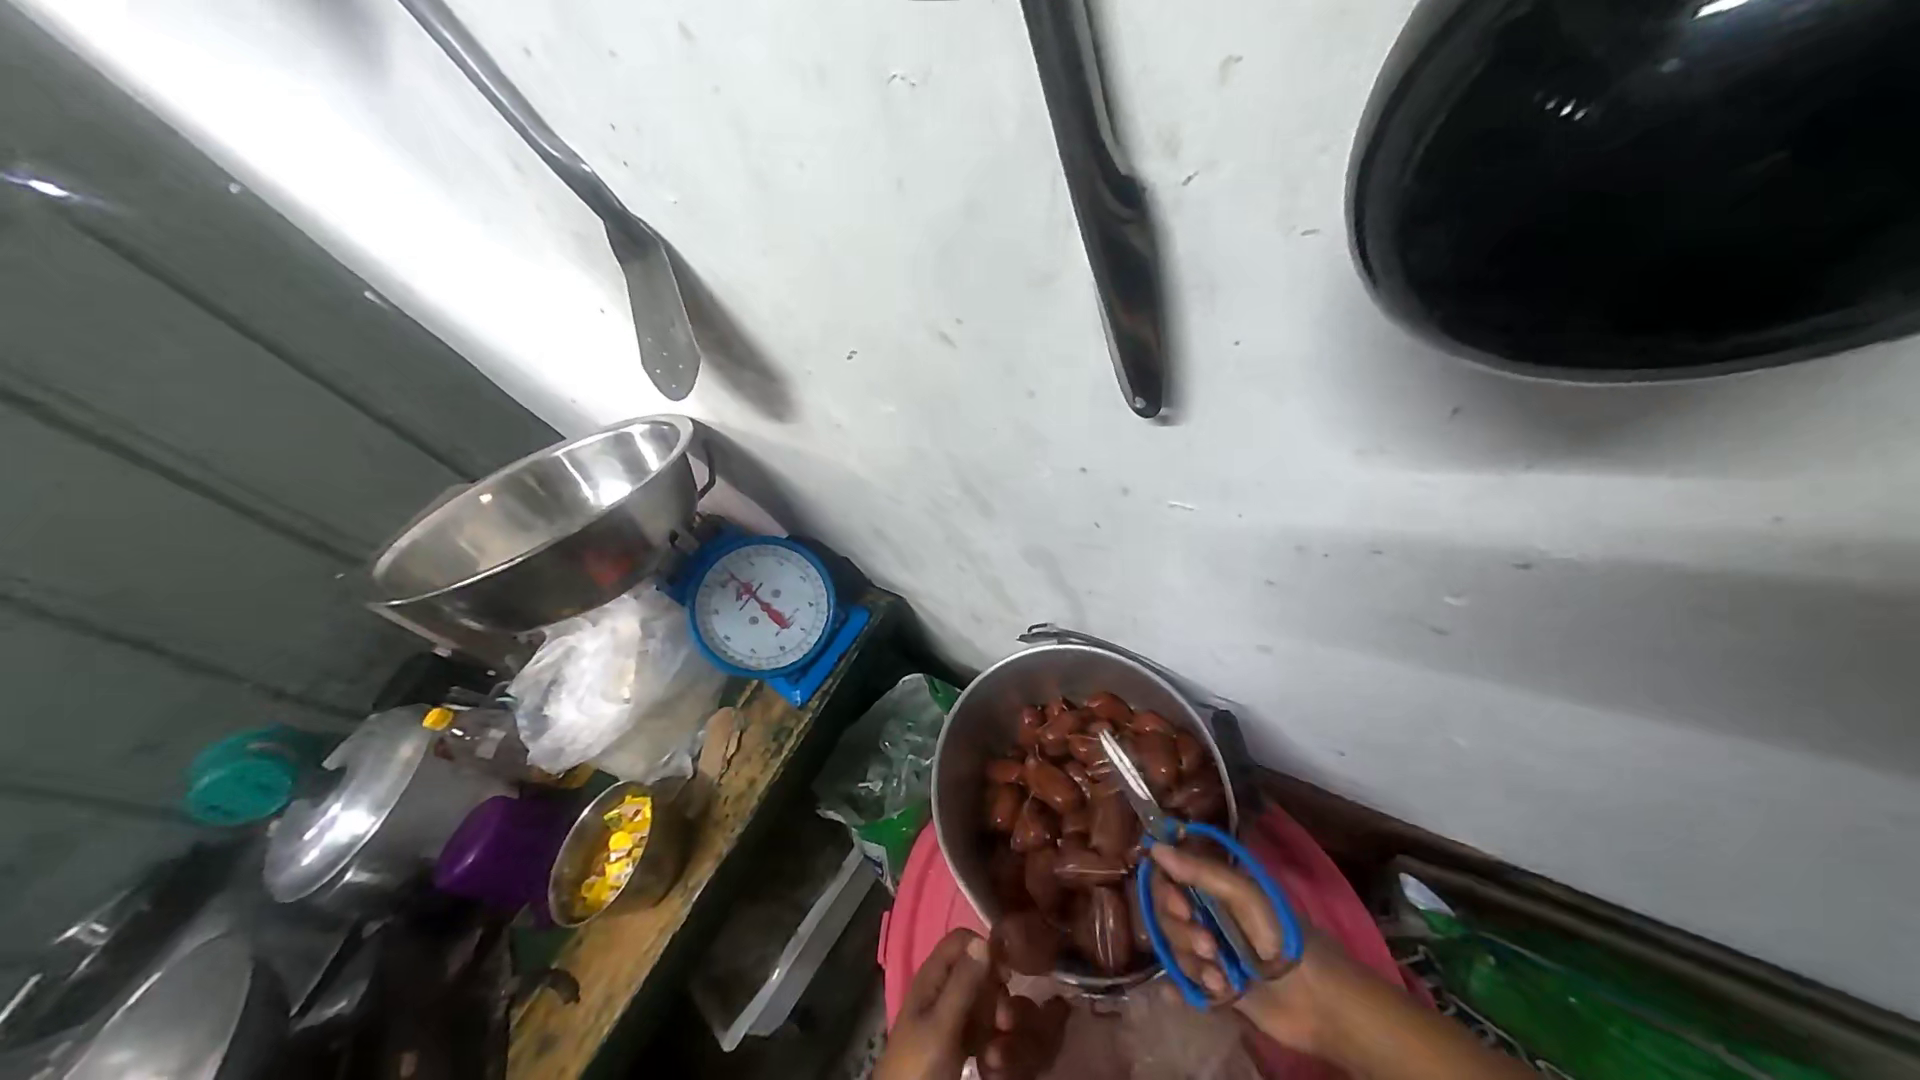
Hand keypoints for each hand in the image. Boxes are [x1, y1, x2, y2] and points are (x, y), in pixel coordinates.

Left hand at [874, 930, 996, 1079]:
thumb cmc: (918, 1067)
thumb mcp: (941, 1025)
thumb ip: (963, 983)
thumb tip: (984, 939)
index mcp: (934, 977)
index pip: (963, 940)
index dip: (986, 951)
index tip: (1006, 977)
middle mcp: (946, 991)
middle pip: (983, 974)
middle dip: (998, 999)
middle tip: (1005, 1026)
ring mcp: (955, 1018)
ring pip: (990, 1005)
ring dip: (1000, 1029)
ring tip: (995, 1058)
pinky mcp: (964, 1045)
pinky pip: (989, 1032)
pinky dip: (995, 1045)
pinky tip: (993, 1066)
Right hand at [1146, 844, 1324, 1050]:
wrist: (1319, 1002)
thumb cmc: (1284, 937)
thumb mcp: (1245, 897)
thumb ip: (1200, 872)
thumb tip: (1155, 848)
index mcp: (1214, 889)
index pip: (1169, 880)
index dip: (1165, 892)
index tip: (1181, 906)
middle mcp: (1207, 916)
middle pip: (1167, 918)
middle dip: (1184, 934)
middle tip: (1210, 947)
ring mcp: (1211, 953)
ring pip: (1176, 952)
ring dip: (1193, 966)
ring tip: (1223, 980)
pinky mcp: (1215, 987)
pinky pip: (1184, 984)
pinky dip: (1181, 989)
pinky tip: (1182, 996)